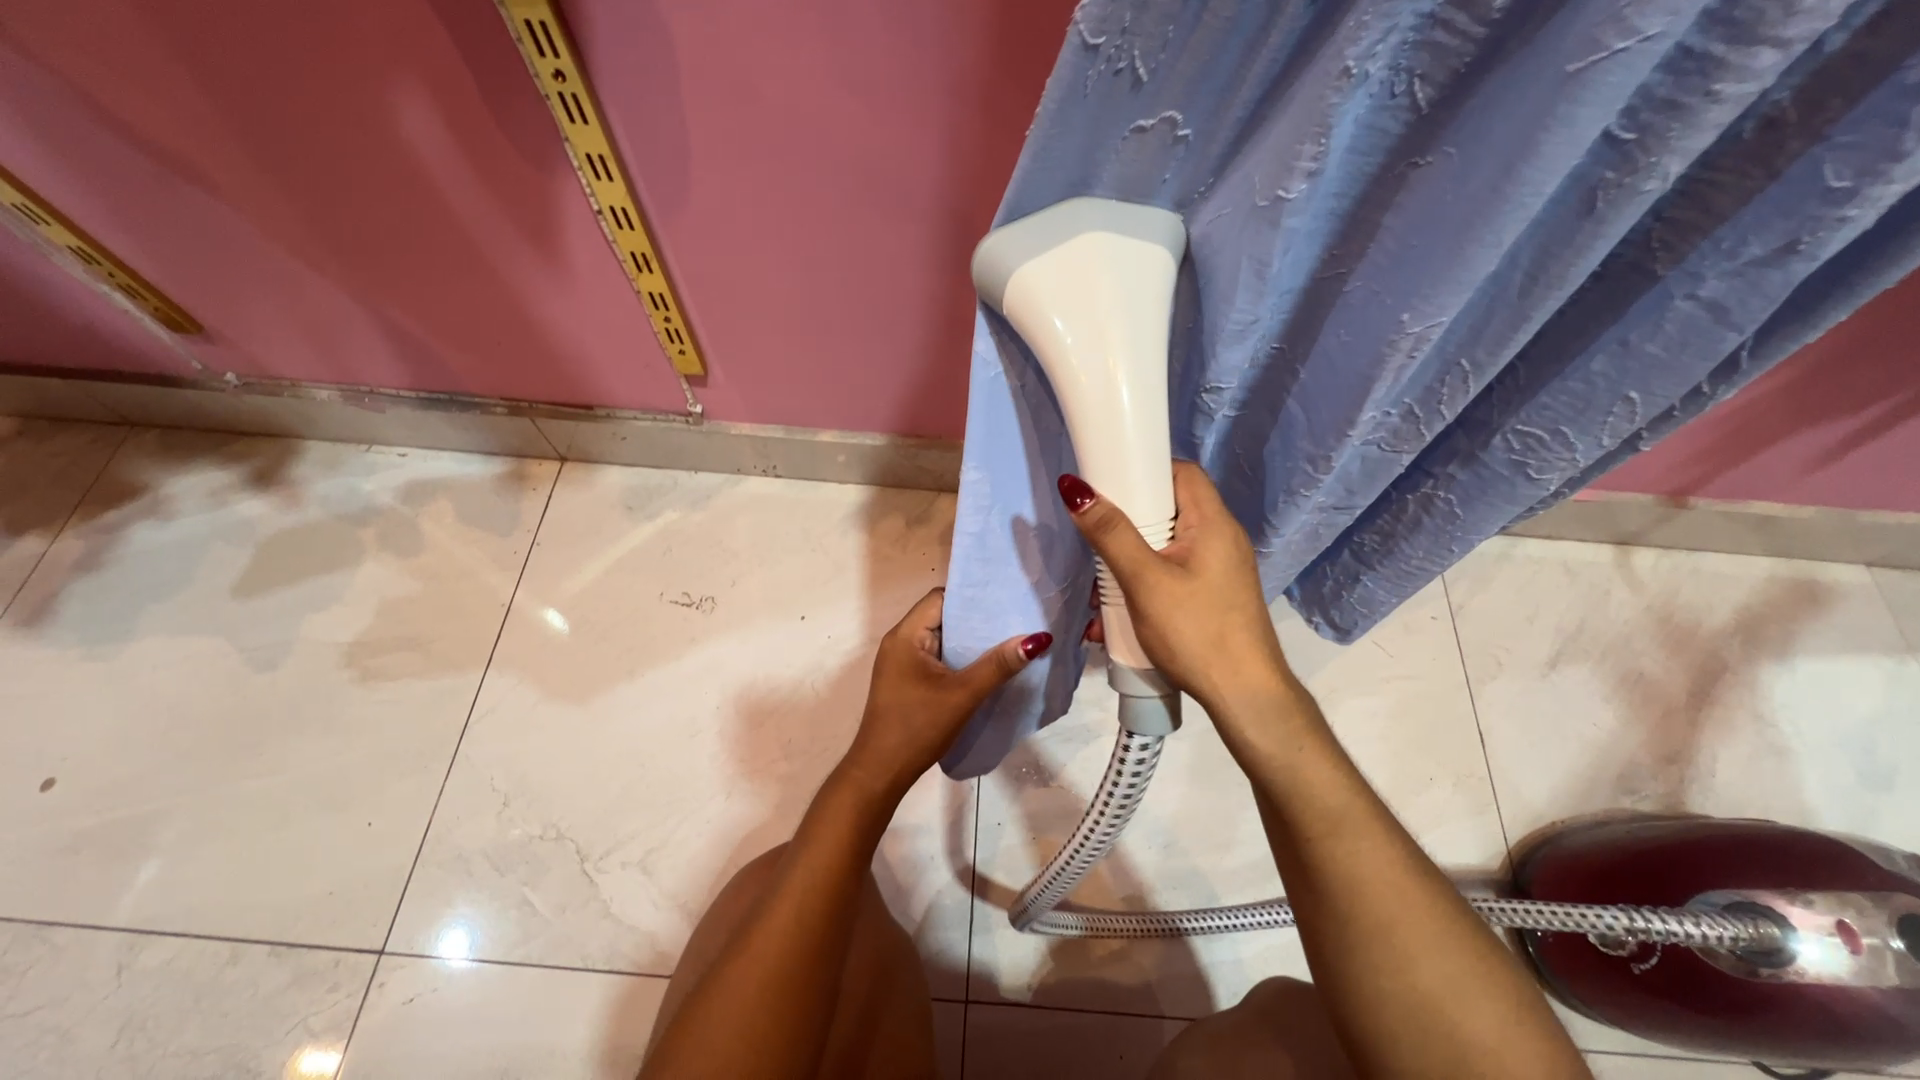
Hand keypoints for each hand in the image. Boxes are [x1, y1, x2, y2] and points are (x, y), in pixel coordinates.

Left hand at [841, 588, 1050, 799]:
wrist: (881, 772)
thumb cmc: (918, 727)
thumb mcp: (963, 695)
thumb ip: (999, 665)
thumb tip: (1038, 638)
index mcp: (906, 635)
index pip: (941, 598)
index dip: (972, 598)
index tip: (1006, 602)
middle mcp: (901, 641)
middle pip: (943, 616)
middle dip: (977, 620)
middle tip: (1016, 621)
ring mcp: (902, 663)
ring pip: (942, 639)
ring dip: (970, 642)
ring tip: (1009, 641)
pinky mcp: (907, 681)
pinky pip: (938, 658)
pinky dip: (960, 659)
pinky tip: (986, 668)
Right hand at [1061, 462, 1295, 726]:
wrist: (1244, 697)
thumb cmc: (1196, 632)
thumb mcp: (1145, 581)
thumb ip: (1110, 534)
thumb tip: (1075, 488)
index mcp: (1213, 523)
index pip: (1180, 472)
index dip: (1143, 470)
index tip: (1107, 485)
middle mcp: (1221, 539)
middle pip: (1168, 510)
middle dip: (1125, 526)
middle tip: (1096, 544)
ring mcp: (1219, 570)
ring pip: (1165, 548)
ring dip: (1128, 564)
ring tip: (1101, 593)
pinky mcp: (1213, 597)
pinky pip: (1171, 575)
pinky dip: (1143, 586)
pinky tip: (1118, 617)